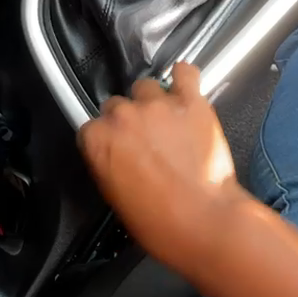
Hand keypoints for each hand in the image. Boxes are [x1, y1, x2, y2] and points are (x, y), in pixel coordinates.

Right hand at [77, 63, 253, 272]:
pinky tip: (184, 86)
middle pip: (115, 105)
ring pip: (145, 87)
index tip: (117, 149)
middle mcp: (123, 116)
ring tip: (166, 122)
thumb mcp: (116, 199)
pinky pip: (184, 72)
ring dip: (153, 101)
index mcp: (98, 141)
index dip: (105, 139)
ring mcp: (156, 105)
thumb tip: (114, 156)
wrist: (206, 223)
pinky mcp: (190, 102)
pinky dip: (183, 77)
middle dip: (127, 121)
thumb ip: (108, 165)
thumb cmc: (162, 222)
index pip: (91, 127)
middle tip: (144, 142)